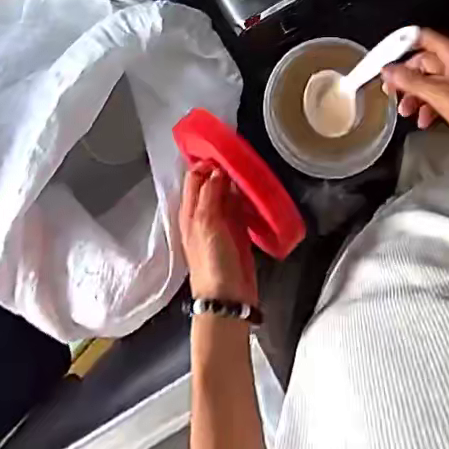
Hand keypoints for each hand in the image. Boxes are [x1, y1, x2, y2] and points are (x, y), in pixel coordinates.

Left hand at [178, 163, 257, 305]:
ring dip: (238, 181)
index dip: (206, 162)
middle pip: (213, 183)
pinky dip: (248, 196)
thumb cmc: (213, 260)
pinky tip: (258, 188)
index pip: (195, 177)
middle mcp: (204, 213)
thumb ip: (210, 195)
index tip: (224, 150)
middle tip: (242, 154)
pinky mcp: (239, 230)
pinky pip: (243, 206)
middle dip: (224, 168)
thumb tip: (218, 171)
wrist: (228, 298)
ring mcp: (223, 222)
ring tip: (253, 166)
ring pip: (229, 193)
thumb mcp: (206, 224)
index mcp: (190, 211)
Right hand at [380, 28, 448, 166]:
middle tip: (390, 93)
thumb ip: (412, 81)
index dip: (401, 44)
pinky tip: (425, 121)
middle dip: (406, 76)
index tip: (383, 59)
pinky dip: (432, 105)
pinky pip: (445, 94)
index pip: (423, 36)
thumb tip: (388, 69)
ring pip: (433, 80)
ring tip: (406, 113)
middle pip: (426, 60)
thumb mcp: (441, 96)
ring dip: (417, 94)